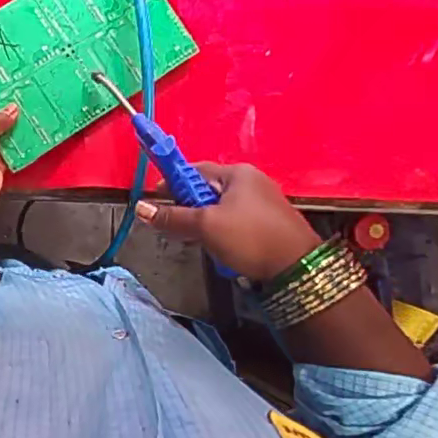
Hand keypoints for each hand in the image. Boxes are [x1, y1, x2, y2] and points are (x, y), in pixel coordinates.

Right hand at [133, 162, 321, 280]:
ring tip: (196, 240)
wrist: (297, 268)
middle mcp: (250, 181)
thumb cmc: (250, 238)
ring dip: (202, 222)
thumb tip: (140, 208)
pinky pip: (232, 220)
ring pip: (218, 207)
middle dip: (187, 207)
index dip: (172, 183)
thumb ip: (172, 217)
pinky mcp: (266, 222)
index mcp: (237, 173)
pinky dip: (219, 230)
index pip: (194, 169)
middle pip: (205, 189)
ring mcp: (261, 202)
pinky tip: (217, 246)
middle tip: (174, 226)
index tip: (155, 200)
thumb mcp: (205, 226)